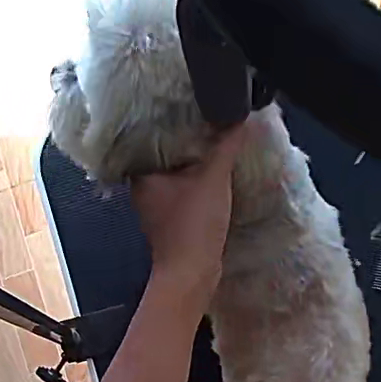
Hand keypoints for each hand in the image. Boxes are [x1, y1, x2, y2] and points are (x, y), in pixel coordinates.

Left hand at [130, 119, 253, 300]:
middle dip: (183, 143)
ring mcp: (156, 209)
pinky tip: (212, 179)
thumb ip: (225, 146)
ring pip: (173, 177)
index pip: (150, 134)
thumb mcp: (214, 179)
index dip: (169, 120)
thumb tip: (239, 117)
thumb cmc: (193, 226)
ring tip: (212, 146)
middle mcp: (142, 189)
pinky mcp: (171, 225)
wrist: (191, 275)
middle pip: (163, 156)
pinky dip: (194, 187)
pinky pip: (182, 195)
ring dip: (190, 166)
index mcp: (141, 173)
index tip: (187, 106)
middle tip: (204, 121)